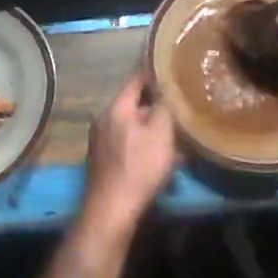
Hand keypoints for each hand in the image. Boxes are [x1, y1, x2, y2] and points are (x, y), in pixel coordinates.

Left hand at [82, 72, 177, 231]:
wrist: (112, 209)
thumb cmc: (139, 168)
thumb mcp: (161, 133)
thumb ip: (163, 106)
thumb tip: (164, 88)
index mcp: (117, 108)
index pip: (136, 80)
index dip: (153, 74)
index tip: (170, 69)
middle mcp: (103, 119)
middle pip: (133, 104)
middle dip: (155, 106)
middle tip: (177, 106)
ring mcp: (99, 140)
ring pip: (130, 125)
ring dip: (150, 128)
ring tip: (172, 135)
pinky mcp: (102, 159)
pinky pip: (125, 142)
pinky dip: (141, 144)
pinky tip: (156, 158)